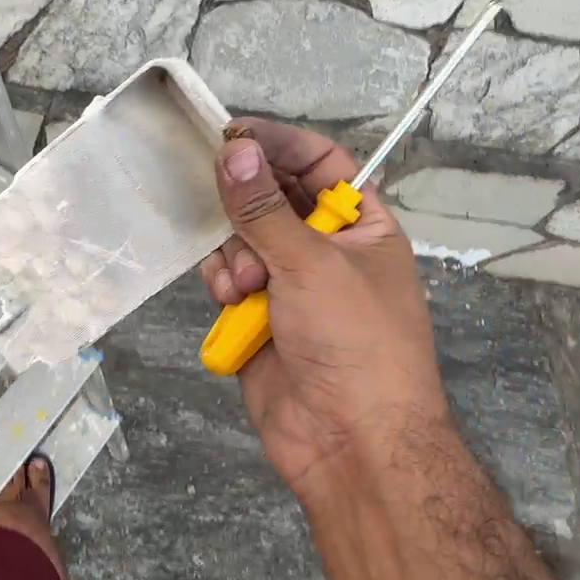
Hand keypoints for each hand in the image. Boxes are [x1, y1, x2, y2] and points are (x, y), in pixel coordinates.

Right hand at [197, 119, 449, 503]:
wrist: (351, 444)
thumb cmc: (355, 343)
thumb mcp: (312, 265)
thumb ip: (264, 209)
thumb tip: (235, 151)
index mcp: (361, 226)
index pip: (320, 163)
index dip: (280, 144)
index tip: (233, 134)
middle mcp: (325, 249)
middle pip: (272, 198)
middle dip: (246, 204)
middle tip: (219, 194)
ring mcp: (290, 284)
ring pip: (242, 239)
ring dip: (234, 252)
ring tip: (243, 283)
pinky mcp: (258, 317)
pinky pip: (228, 278)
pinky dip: (222, 283)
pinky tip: (229, 299)